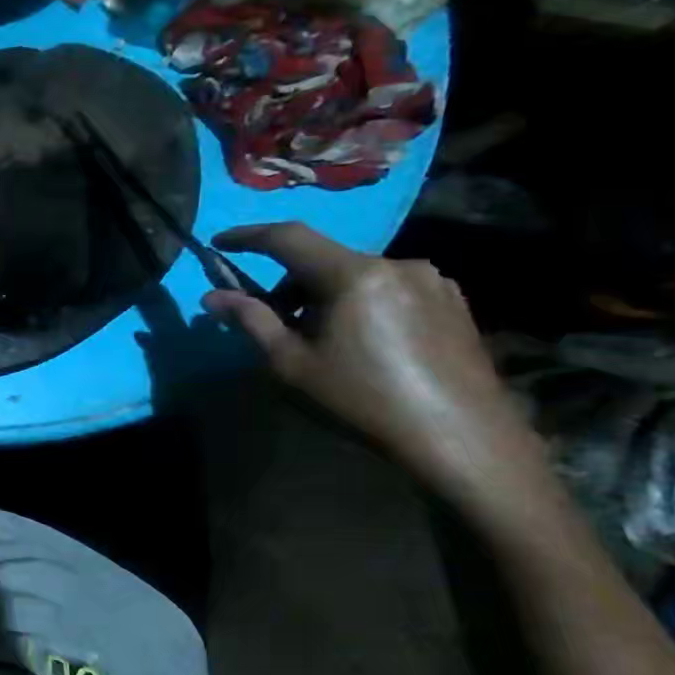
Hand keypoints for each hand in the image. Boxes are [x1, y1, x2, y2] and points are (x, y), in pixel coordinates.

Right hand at [202, 223, 539, 496]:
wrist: (462, 438)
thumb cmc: (362, 398)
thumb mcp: (290, 363)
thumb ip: (250, 321)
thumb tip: (212, 296)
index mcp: (353, 276)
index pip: (289, 238)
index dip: (248, 236)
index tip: (218, 243)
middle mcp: (396, 265)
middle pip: (323, 259)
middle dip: (288, 284)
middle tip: (273, 322)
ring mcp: (432, 281)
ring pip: (356, 275)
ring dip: (325, 295)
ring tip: (320, 338)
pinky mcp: (453, 301)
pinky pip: (388, 288)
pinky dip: (360, 302)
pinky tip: (361, 342)